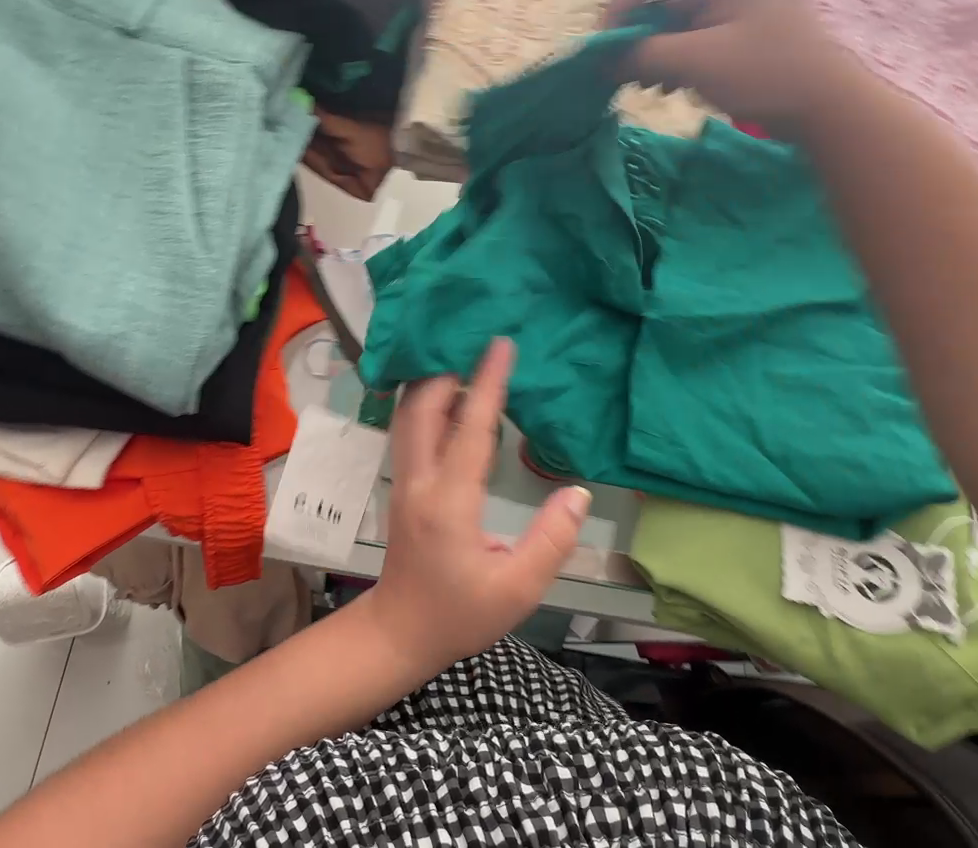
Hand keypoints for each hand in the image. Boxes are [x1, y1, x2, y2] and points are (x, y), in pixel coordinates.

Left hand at [358, 338, 591, 672]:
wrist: (400, 631)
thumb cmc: (460, 614)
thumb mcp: (518, 589)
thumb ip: (551, 540)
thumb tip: (577, 492)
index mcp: (449, 502)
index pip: (470, 428)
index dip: (488, 384)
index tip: (500, 345)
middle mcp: (418, 481)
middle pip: (420, 408)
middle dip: (447, 373)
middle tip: (479, 351)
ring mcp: (403, 482)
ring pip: (408, 417)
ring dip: (432, 387)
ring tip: (467, 368)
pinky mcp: (401, 488)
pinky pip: (410, 433)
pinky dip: (427, 407)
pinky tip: (451, 405)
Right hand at [604, 0, 871, 131]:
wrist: (824, 104)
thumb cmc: (766, 74)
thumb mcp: (697, 62)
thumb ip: (643, 55)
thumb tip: (602, 61)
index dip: (617, 10)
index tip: (601, 50)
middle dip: (632, 35)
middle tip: (618, 71)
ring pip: (666, 18)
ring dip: (647, 51)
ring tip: (642, 84)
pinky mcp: (730, 25)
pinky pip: (683, 34)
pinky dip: (667, 59)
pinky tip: (663, 86)